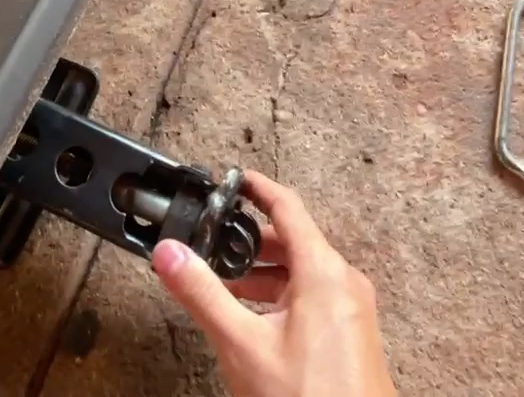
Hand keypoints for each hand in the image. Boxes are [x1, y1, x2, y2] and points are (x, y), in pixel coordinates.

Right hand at [151, 172, 394, 396]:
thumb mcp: (243, 345)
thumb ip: (203, 295)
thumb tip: (170, 254)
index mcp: (324, 271)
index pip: (287, 206)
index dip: (257, 187)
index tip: (234, 178)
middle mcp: (344, 282)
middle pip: (294, 239)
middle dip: (252, 239)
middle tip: (217, 238)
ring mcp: (353, 309)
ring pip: (304, 270)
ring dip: (265, 272)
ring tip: (227, 284)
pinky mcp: (353, 334)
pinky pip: (315, 296)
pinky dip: (283, 294)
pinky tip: (257, 319)